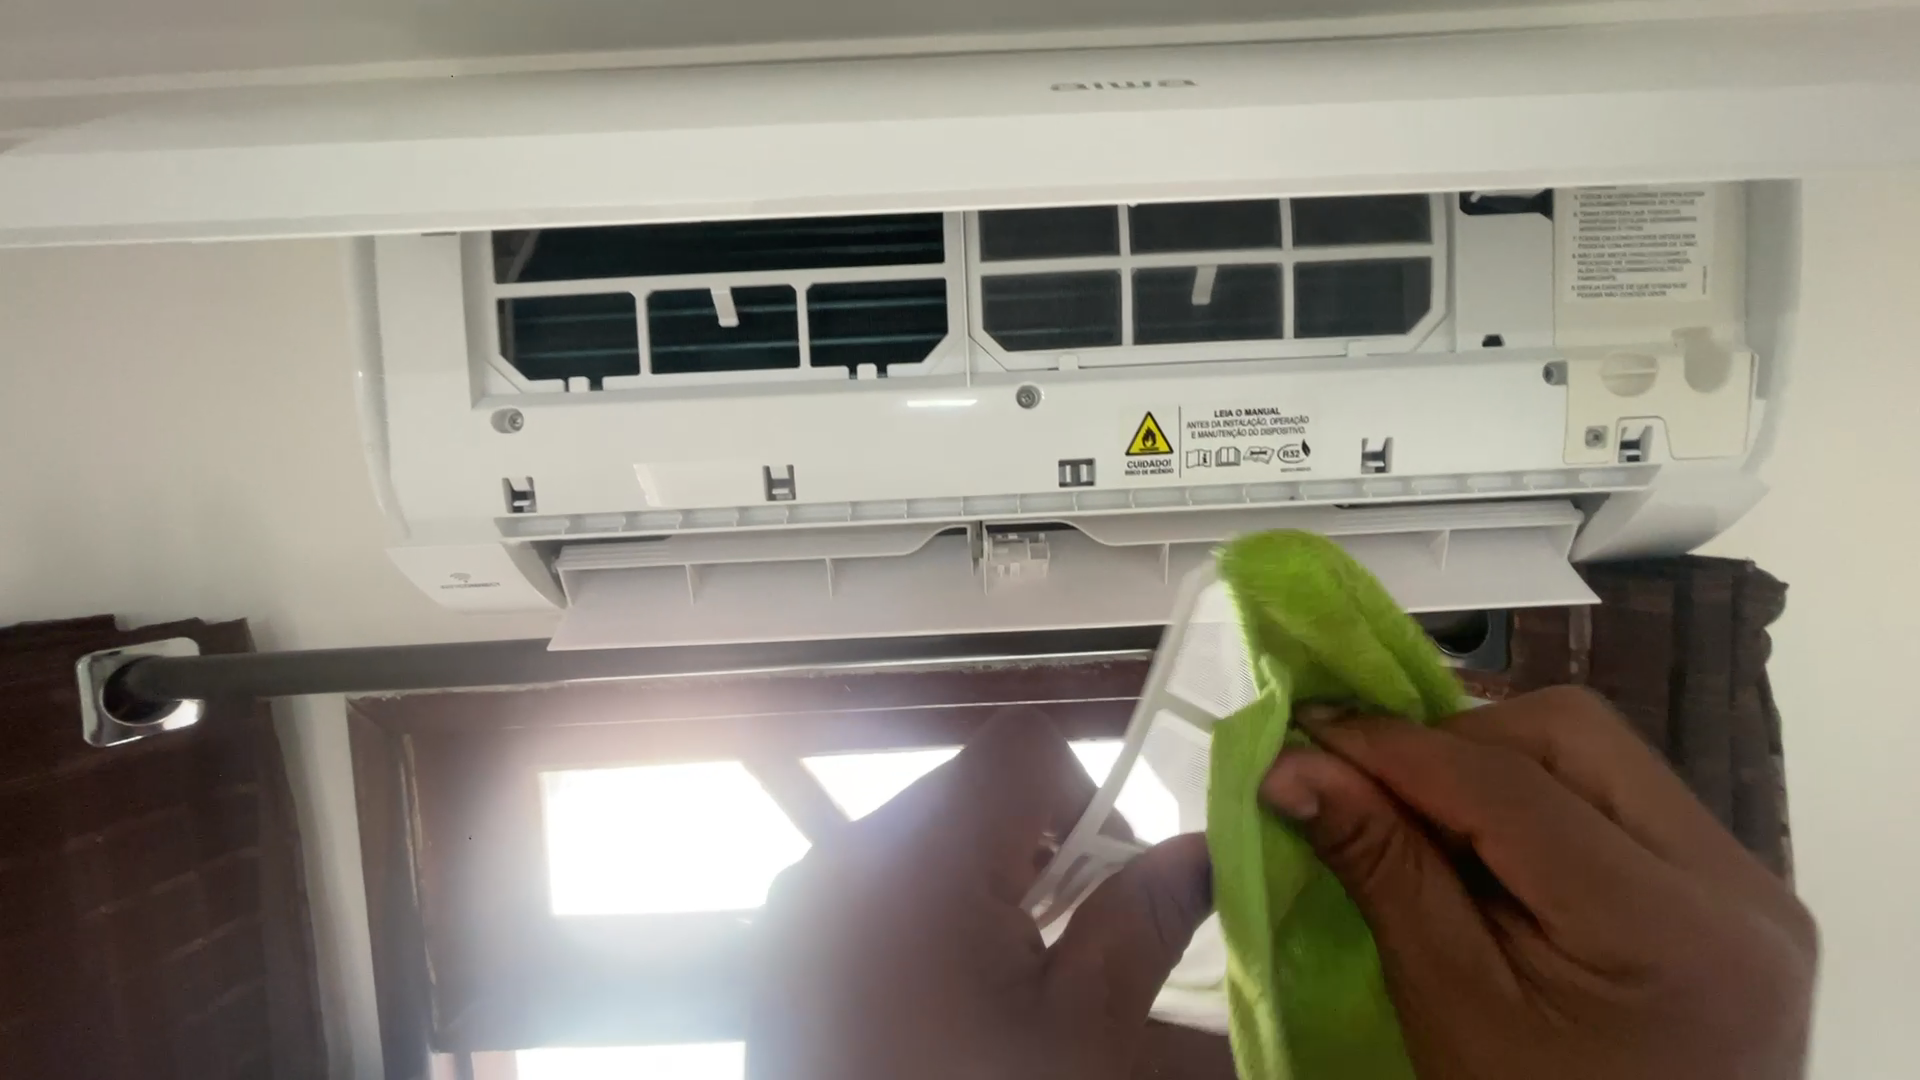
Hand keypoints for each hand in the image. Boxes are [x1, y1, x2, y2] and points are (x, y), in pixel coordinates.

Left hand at [747, 708, 1212, 1079]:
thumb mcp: (1084, 1035)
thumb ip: (1144, 921)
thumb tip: (1200, 851)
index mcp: (921, 853)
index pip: (1021, 744)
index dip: (1082, 794)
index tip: (1103, 880)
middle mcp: (847, 851)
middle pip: (972, 789)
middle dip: (1035, 846)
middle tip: (1059, 943)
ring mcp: (803, 894)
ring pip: (925, 830)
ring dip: (981, 876)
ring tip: (999, 972)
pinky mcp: (783, 934)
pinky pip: (874, 874)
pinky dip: (924, 904)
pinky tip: (937, 991)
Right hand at [1261, 686, 1816, 1079]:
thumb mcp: (1443, 996)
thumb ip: (1376, 863)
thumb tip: (1288, 764)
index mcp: (1676, 933)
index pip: (1508, 786)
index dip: (1390, 746)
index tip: (1304, 733)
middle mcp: (1737, 882)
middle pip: (1565, 733)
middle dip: (1450, 745)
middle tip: (1382, 796)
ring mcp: (1741, 876)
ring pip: (1582, 742)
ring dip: (1482, 760)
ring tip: (1433, 827)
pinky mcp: (1718, 878)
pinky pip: (1600, 780)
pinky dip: (1518, 785)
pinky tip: (1485, 844)